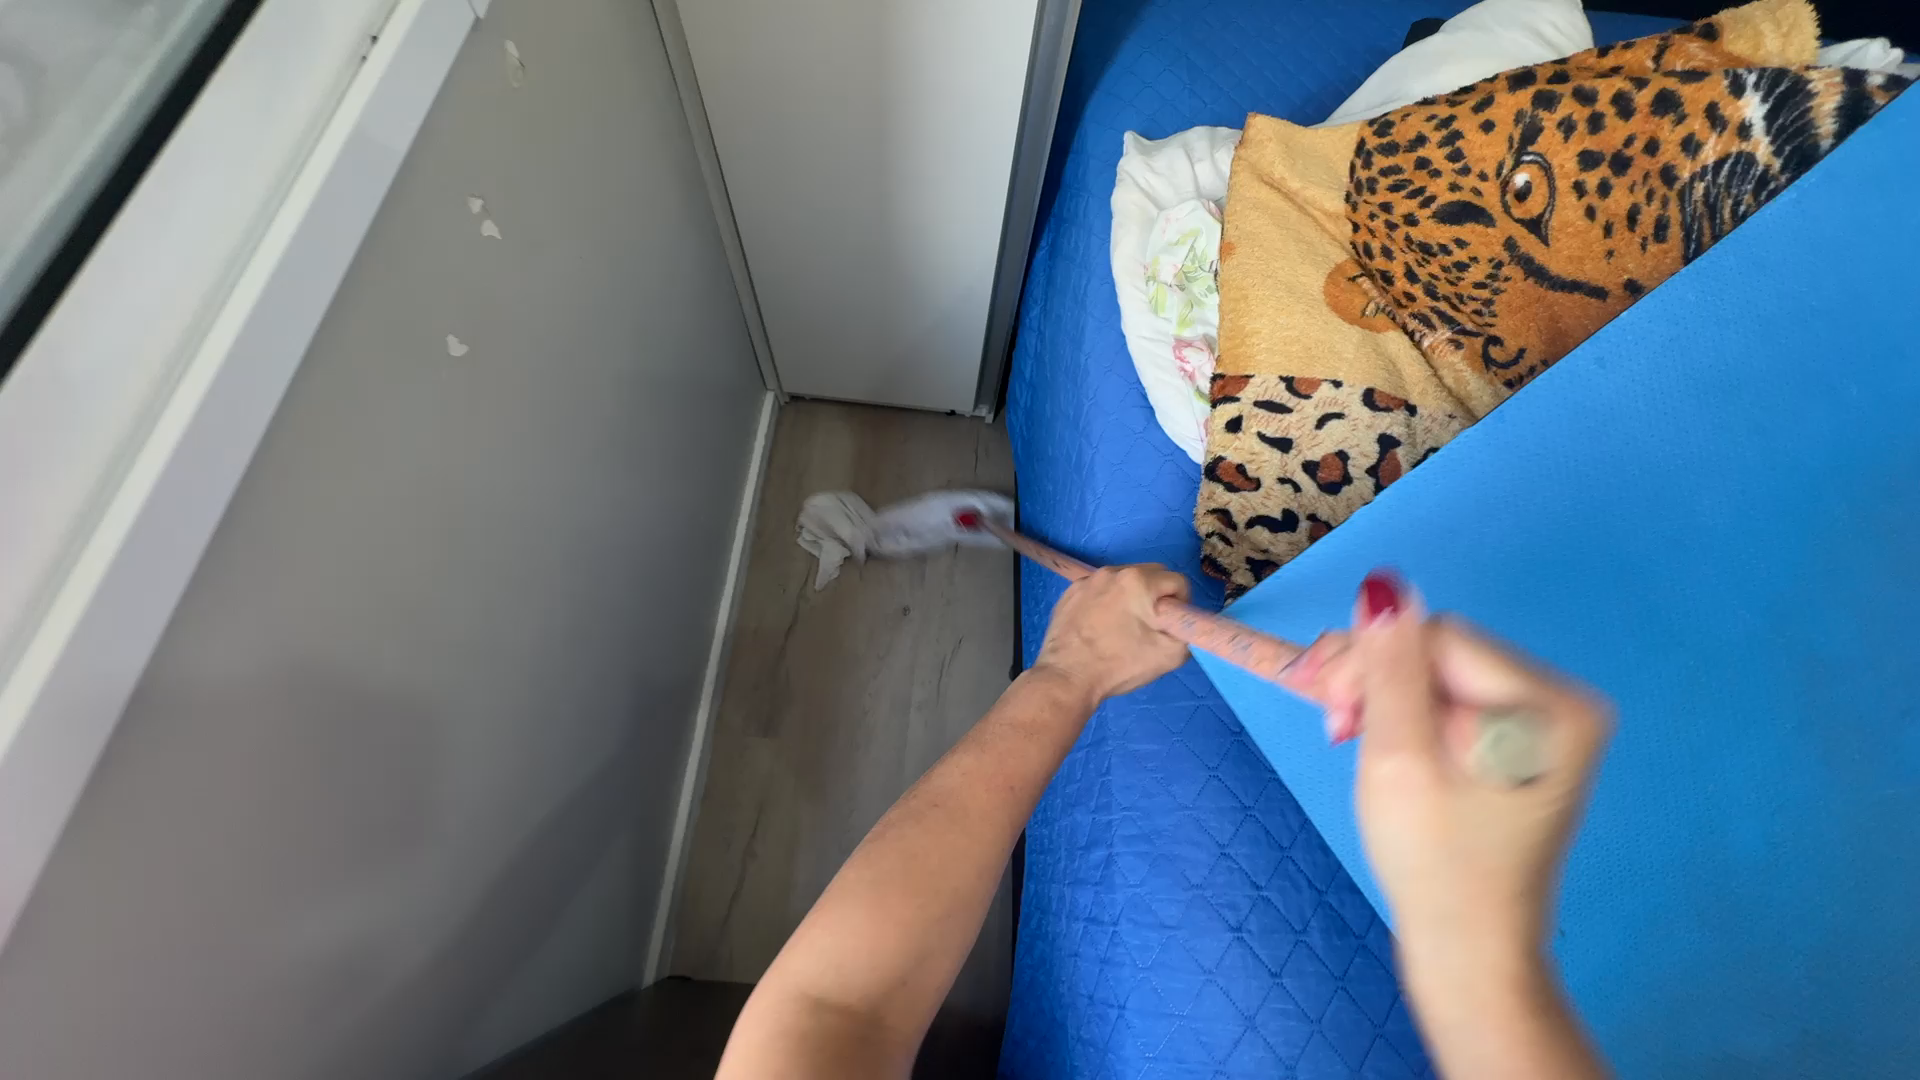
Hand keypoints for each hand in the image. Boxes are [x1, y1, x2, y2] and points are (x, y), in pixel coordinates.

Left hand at [1032, 565, 1192, 704]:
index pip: (1178, 582)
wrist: (1068, 676)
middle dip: (1158, 596)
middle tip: (1150, 626)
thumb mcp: (1170, 654)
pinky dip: (1106, 602)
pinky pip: (1099, 590)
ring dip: (1131, 597)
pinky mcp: (1069, 593)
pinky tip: (1100, 626)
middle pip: (1150, 575)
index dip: (1182, 604)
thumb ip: (1188, 630)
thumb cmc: (1120, 664)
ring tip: (1123, 627)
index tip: (1171, 626)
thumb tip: (1184, 620)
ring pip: (1123, 581)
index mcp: (1139, 580)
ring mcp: (1087, 580)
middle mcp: (1112, 572)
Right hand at [1343, 572, 1611, 981]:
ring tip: (1351, 734)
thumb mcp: (1396, 752)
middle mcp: (1558, 700)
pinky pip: (1442, 691)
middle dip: (1372, 677)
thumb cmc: (1431, 854)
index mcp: (1549, 703)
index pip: (1435, 635)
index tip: (1334, 716)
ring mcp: (1541, 719)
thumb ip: (1387, 665)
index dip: (1370, 662)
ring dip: (1377, 691)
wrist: (1465, 938)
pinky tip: (1378, 736)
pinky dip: (1398, 707)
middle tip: (1336, 726)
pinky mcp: (1516, 734)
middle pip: (1434, 646)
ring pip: (1429, 664)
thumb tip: (1382, 583)